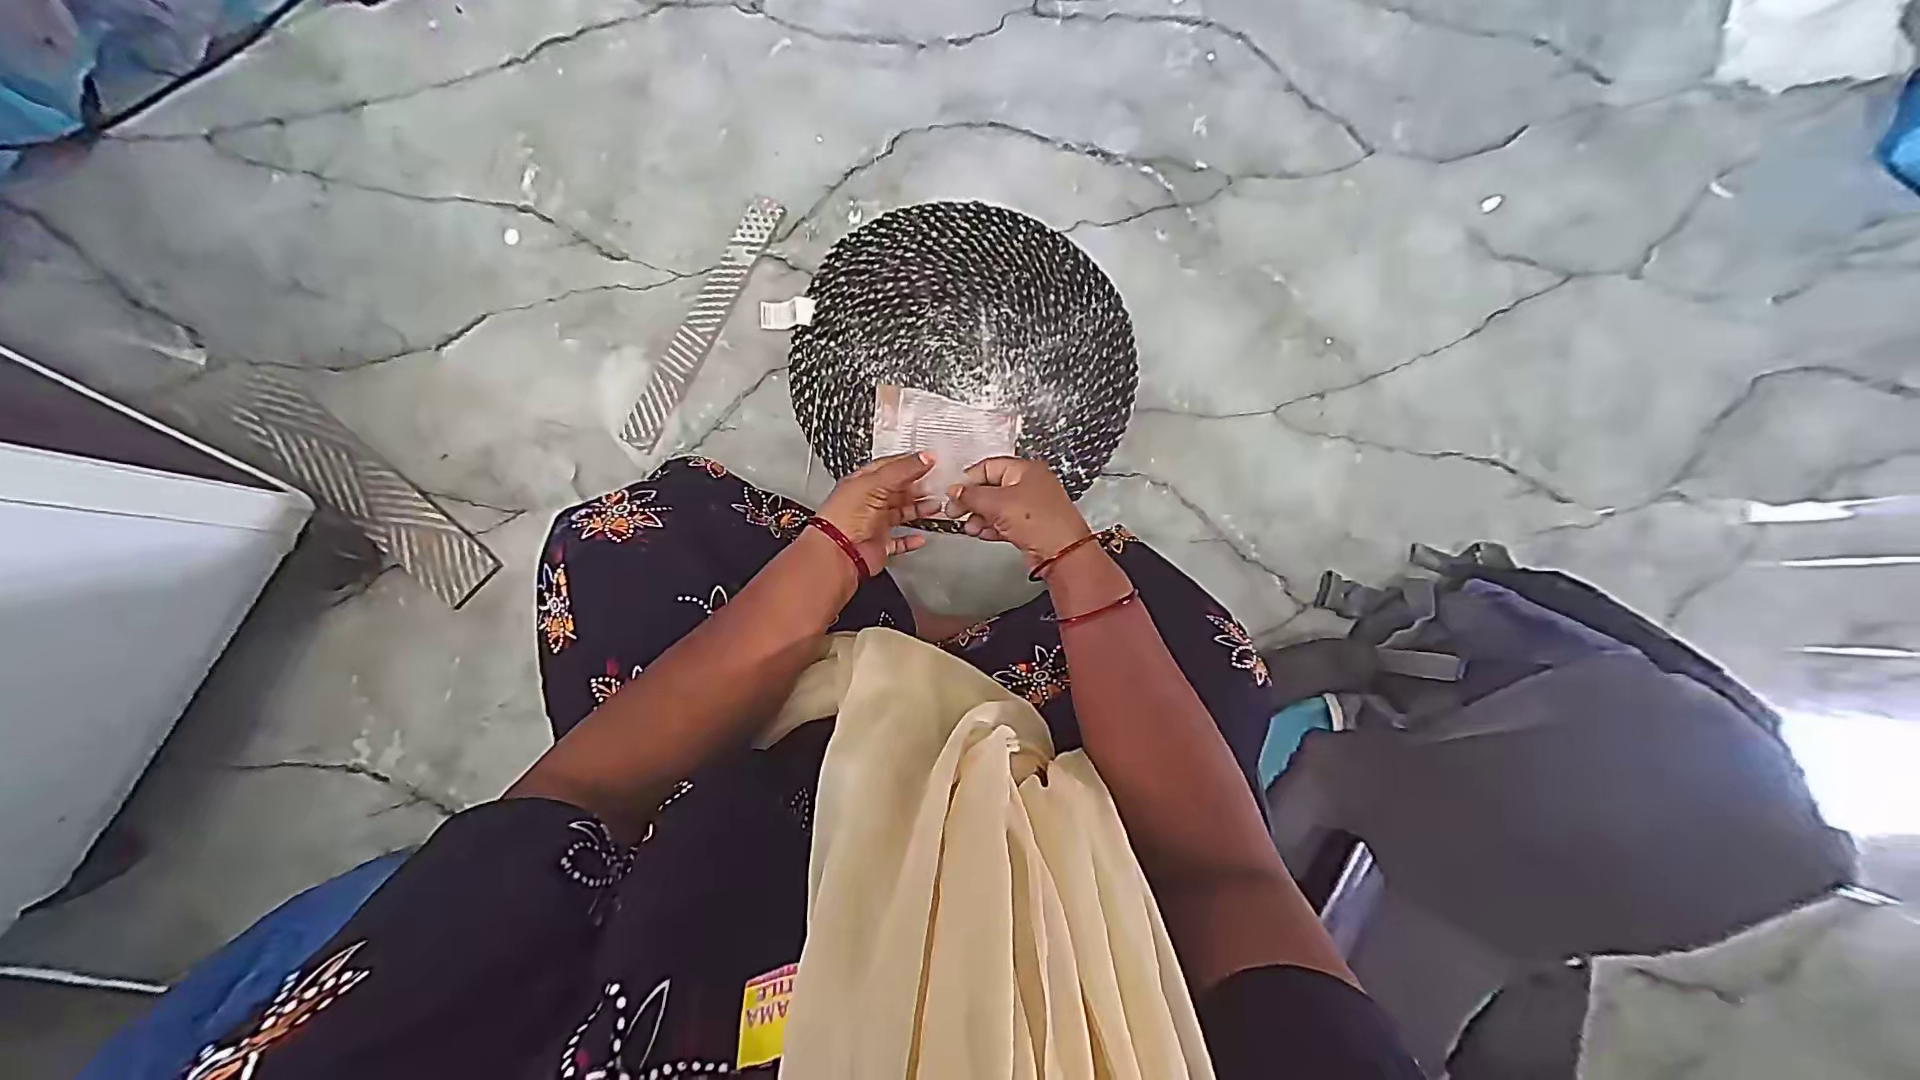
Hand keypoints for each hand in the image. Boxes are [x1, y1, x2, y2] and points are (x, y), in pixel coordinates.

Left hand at [815, 452, 942, 574]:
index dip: (910, 464)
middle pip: (899, 491)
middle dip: (919, 488)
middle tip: (937, 484)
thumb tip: (925, 457)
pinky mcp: (879, 544)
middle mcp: (868, 502)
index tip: (929, 462)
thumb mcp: (876, 483)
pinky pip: (899, 541)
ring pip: (901, 514)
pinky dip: (911, 539)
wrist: (838, 552)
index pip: (890, 468)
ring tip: (935, 506)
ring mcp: (874, 524)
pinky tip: (920, 537)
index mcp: (863, 483)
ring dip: (919, 510)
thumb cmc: (844, 517)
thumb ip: (903, 470)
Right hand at [947, 457, 1093, 568]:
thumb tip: (955, 491)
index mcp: (1024, 470)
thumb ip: (971, 495)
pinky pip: (1004, 522)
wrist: (1062, 554)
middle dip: (972, 501)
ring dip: (980, 517)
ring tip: (970, 526)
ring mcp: (1030, 506)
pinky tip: (981, 533)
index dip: (968, 480)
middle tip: (955, 511)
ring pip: (996, 507)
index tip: (953, 494)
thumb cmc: (1039, 521)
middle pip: (991, 488)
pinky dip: (991, 526)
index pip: (988, 467)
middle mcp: (1029, 485)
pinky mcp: (1030, 526)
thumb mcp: (997, 503)